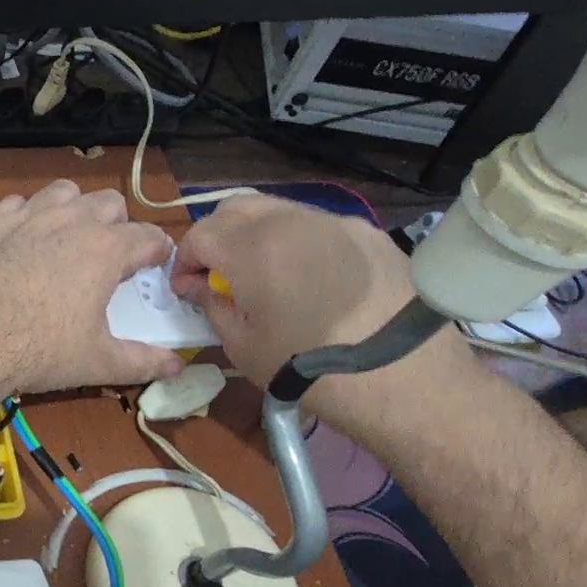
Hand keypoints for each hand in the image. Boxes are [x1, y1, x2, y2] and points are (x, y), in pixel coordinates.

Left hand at [0, 180, 183, 395]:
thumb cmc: (38, 351)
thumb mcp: (98, 362)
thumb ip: (142, 361)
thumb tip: (176, 366)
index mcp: (105, 249)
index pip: (148, 236)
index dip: (156, 251)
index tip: (153, 265)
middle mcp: (68, 221)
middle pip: (108, 203)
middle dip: (116, 224)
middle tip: (108, 256)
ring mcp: (24, 218)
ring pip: (62, 193)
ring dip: (72, 209)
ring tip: (66, 239)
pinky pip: (15, 205)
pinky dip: (24, 217)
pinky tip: (19, 241)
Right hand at [168, 194, 478, 438]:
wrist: (403, 378)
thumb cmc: (306, 367)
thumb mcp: (241, 345)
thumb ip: (212, 305)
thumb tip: (199, 286)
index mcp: (253, 249)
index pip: (199, 235)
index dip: (183, 261)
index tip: (185, 288)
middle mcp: (292, 222)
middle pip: (235, 208)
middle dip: (215, 236)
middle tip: (216, 274)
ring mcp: (335, 223)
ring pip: (278, 210)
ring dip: (255, 234)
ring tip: (260, 274)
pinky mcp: (368, 234)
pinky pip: (316, 225)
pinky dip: (295, 241)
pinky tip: (306, 278)